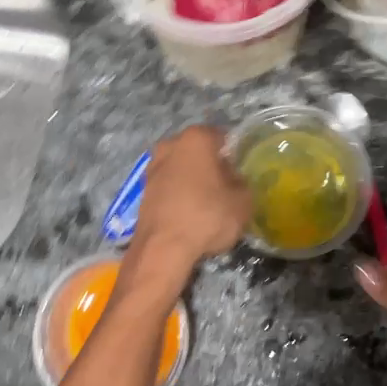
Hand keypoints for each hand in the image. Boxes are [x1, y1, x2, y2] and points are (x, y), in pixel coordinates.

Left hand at [127, 125, 251, 277]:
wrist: (162, 248)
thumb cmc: (207, 216)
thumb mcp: (243, 200)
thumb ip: (242, 182)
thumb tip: (233, 179)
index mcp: (196, 138)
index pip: (223, 137)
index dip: (235, 154)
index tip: (242, 173)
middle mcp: (171, 144)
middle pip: (199, 151)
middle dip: (212, 165)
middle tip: (226, 189)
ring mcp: (153, 166)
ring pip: (181, 168)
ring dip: (193, 180)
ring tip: (207, 205)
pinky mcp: (143, 190)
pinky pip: (169, 186)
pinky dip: (179, 195)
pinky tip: (189, 214)